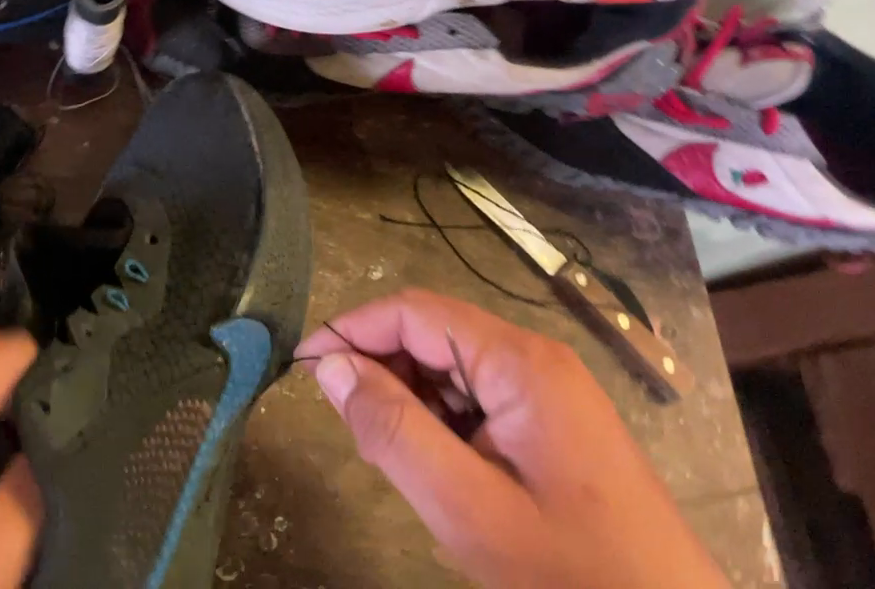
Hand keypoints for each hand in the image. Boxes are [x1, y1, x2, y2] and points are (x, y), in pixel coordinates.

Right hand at [297, 290, 725, 588]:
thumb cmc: (572, 574)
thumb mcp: (468, 508)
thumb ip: (393, 430)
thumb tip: (329, 367)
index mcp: (519, 362)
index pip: (413, 312)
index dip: (351, 329)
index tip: (302, 366)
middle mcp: (533, 361)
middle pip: (432, 335)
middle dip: (379, 367)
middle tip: (347, 425)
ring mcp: (546, 392)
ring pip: (450, 369)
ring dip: (407, 399)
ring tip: (387, 453)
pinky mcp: (549, 424)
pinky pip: (475, 400)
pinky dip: (438, 422)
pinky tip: (431, 465)